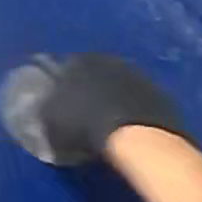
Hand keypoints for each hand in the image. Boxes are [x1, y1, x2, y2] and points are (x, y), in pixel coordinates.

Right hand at [1, 54, 185, 166]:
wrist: (138, 140)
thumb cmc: (84, 125)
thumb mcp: (50, 118)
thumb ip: (43, 107)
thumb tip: (38, 105)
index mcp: (76, 60)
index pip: (60, 65)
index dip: (55, 82)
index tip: (51, 96)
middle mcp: (108, 61)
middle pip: (91, 72)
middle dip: (84, 86)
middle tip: (77, 106)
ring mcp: (139, 78)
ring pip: (116, 85)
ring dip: (110, 97)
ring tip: (102, 118)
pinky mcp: (164, 98)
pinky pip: (138, 100)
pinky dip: (130, 109)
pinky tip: (125, 126)